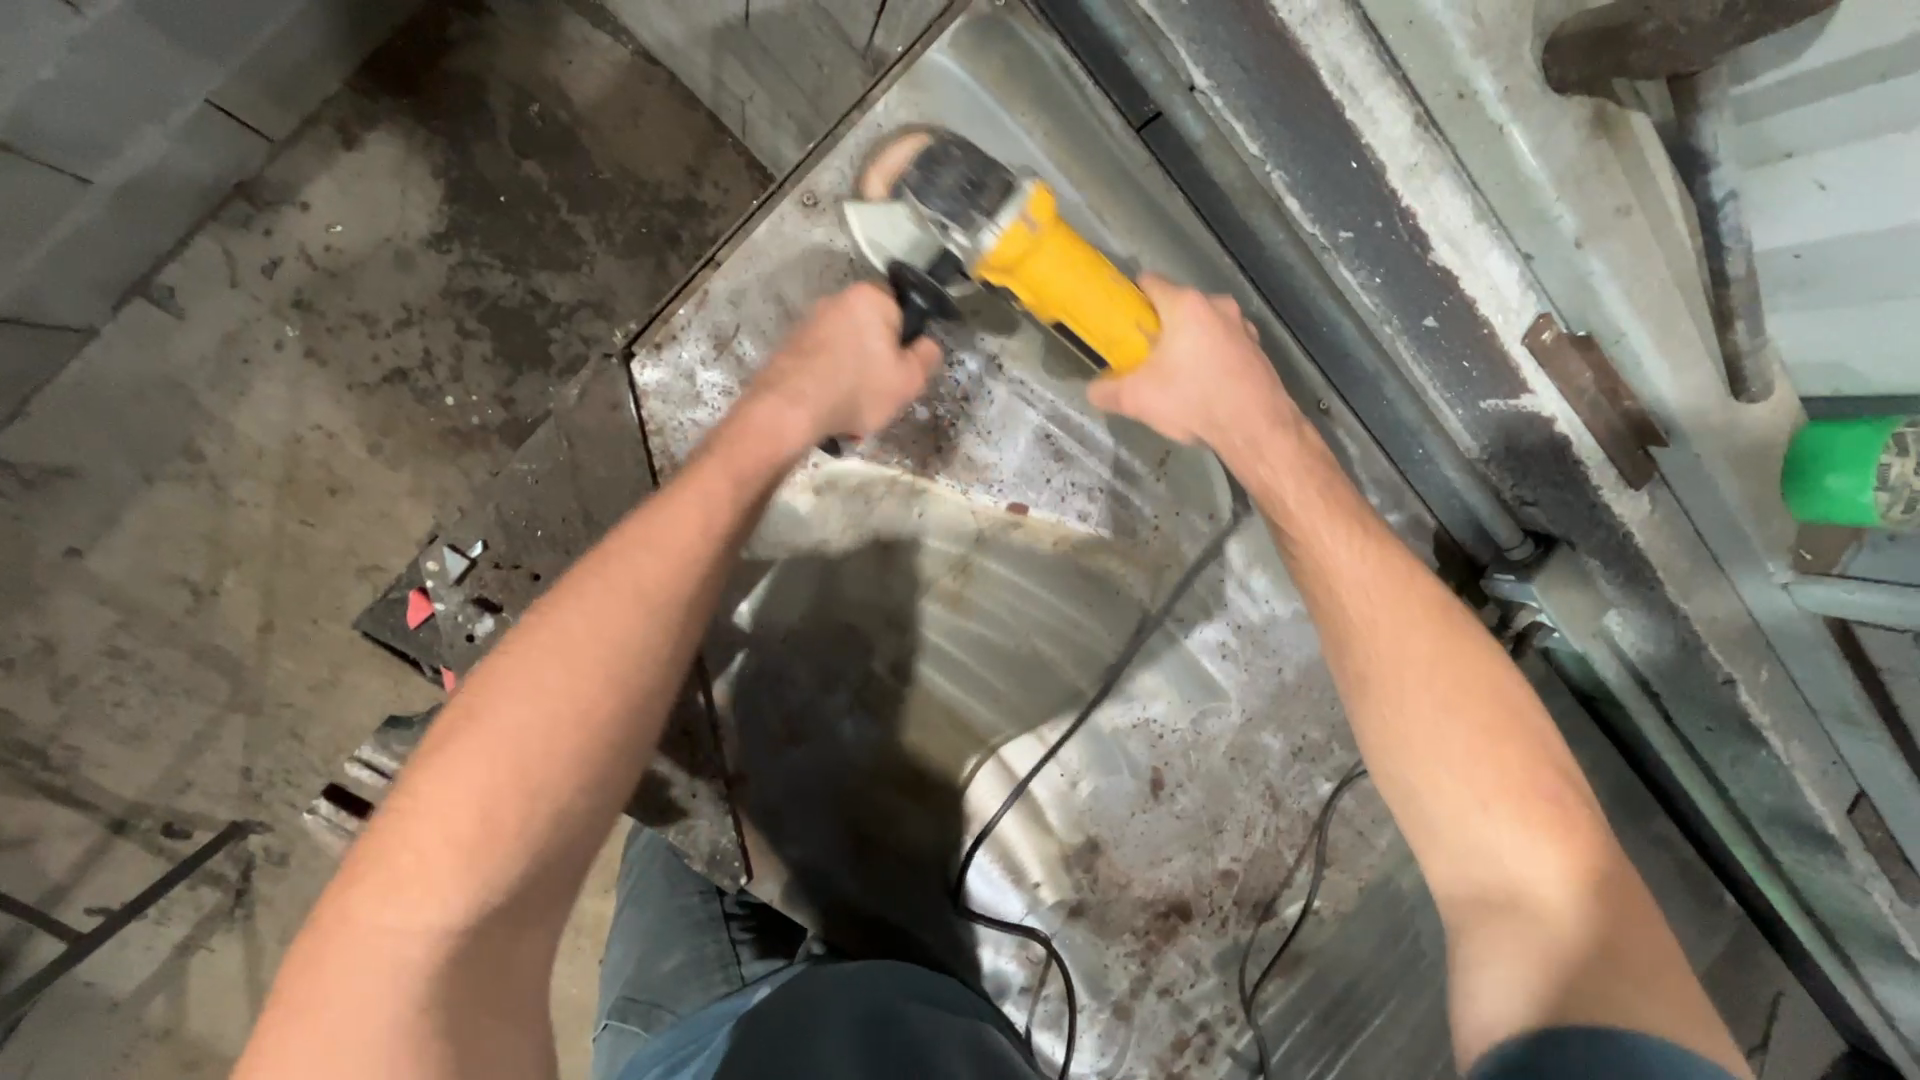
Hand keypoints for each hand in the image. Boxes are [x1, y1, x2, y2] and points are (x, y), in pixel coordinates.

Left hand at [739, 282, 942, 447]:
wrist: (788, 409)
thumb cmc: (858, 389)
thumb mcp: (910, 380)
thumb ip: (928, 356)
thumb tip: (926, 344)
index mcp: (870, 297)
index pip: (902, 308)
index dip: (907, 340)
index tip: (903, 368)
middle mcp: (836, 300)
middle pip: (872, 331)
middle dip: (878, 361)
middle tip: (881, 393)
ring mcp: (809, 322)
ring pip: (848, 351)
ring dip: (855, 377)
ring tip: (853, 408)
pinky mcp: (790, 345)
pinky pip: (824, 363)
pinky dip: (831, 383)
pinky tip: (830, 408)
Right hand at [1086, 275, 1307, 464]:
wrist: (1255, 427)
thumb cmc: (1192, 400)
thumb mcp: (1136, 400)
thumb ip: (1106, 391)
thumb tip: (1093, 390)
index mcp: (1186, 305)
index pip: (1149, 282)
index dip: (1131, 299)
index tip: (1120, 322)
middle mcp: (1217, 305)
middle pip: (1178, 306)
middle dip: (1160, 327)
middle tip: (1144, 356)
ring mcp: (1243, 326)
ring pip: (1204, 326)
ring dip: (1188, 343)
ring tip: (1175, 375)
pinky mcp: (1258, 349)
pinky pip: (1224, 345)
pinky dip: (1211, 358)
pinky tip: (1204, 386)